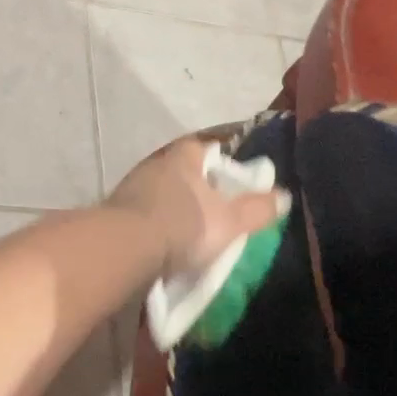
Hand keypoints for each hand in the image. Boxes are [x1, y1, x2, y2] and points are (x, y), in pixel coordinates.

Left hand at [105, 138, 288, 277]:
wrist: (126, 247)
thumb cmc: (185, 225)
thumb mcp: (231, 221)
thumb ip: (257, 209)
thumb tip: (283, 196)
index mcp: (182, 158)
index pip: (201, 148)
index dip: (217, 161)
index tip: (228, 181)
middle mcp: (154, 164)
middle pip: (178, 170)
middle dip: (192, 187)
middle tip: (209, 209)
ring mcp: (129, 187)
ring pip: (156, 191)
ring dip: (168, 206)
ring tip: (183, 230)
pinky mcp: (113, 212)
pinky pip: (138, 213)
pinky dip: (149, 223)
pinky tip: (158, 241)